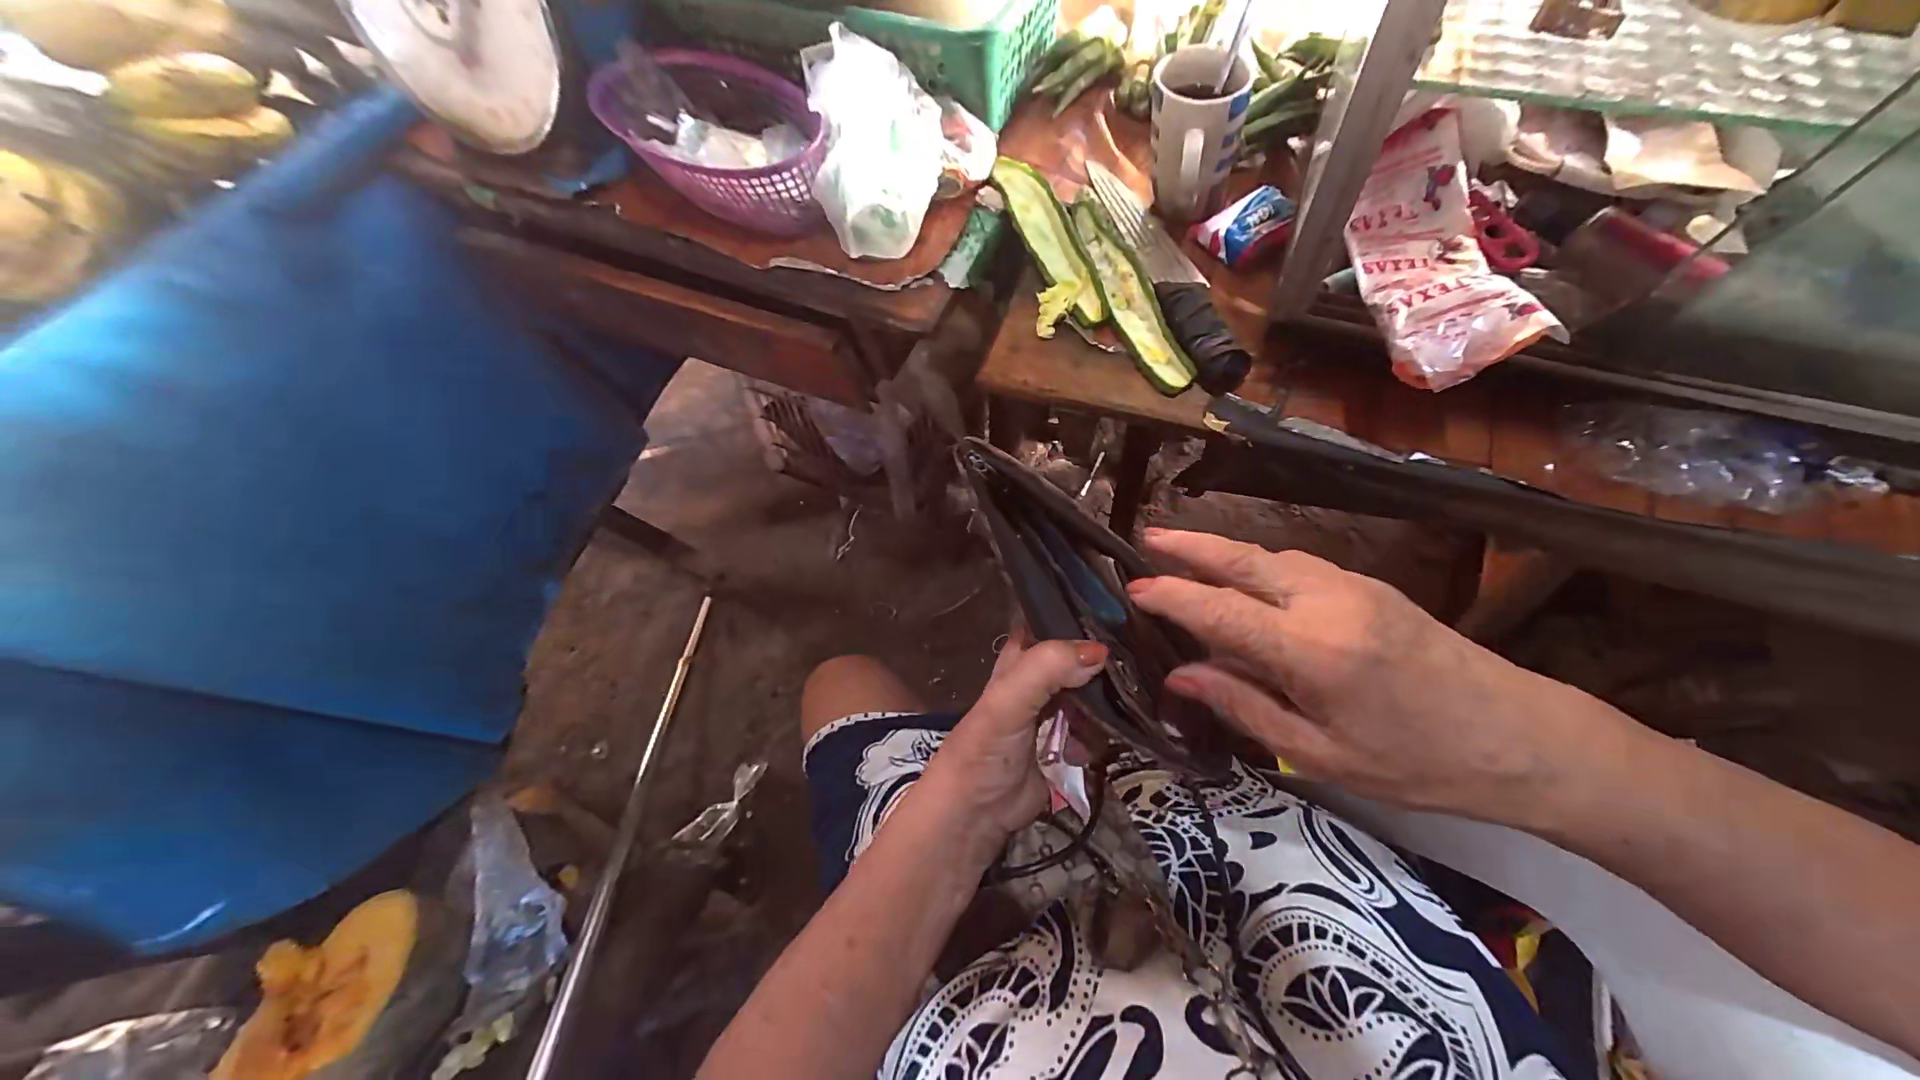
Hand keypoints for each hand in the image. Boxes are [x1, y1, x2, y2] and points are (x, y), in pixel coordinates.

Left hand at [919, 629, 1106, 850]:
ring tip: (1111, 714)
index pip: (1055, 621)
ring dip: (1107, 705)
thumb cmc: (984, 748)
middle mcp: (1041, 677)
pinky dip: (1102, 735)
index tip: (1122, 619)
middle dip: (1105, 666)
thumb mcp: (1007, 700)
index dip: (1083, 619)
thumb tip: (1100, 652)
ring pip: (1095, 692)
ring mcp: (1057, 710)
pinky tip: (1095, 745)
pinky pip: (1099, 728)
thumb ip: (1046, 669)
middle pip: (1082, 658)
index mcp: (1021, 656)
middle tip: (1134, 670)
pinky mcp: (1070, 742)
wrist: (976, 812)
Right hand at [1126, 529, 1638, 827]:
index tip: (1132, 589)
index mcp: (1312, 651)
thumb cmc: (1418, 764)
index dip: (1171, 596)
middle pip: (1242, 560)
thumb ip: (1244, 706)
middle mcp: (1327, 602)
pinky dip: (1256, 562)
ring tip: (1181, 552)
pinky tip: (1241, 576)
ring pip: (1269, 556)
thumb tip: (1180, 675)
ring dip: (1222, 550)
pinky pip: (1297, 564)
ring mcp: (1353, 586)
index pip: (1219, 610)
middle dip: (1189, 546)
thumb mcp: (1320, 754)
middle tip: (1146, 536)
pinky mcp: (1371, 585)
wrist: (1527, 739)